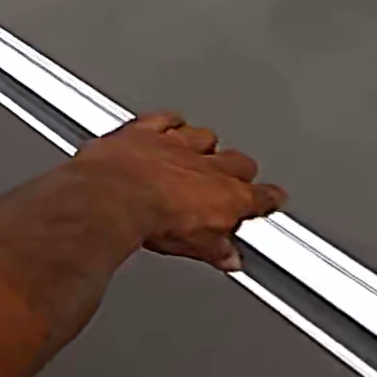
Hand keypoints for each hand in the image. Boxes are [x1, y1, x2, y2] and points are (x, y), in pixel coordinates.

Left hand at [65, 112, 286, 271]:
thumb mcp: (192, 246)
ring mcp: (172, 145)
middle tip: (228, 173)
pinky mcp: (140, 131)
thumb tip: (226, 258)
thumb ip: (215, 250)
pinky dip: (165, 119)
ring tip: (195, 147)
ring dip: (200, 141)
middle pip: (238, 161)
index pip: (264, 196)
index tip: (268, 198)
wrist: (108, 195)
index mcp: (230, 196)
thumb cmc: (147, 219)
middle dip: (236, 167)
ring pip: (202, 135)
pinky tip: (165, 121)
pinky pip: (161, 118)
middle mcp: (206, 166)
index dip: (267, 198)